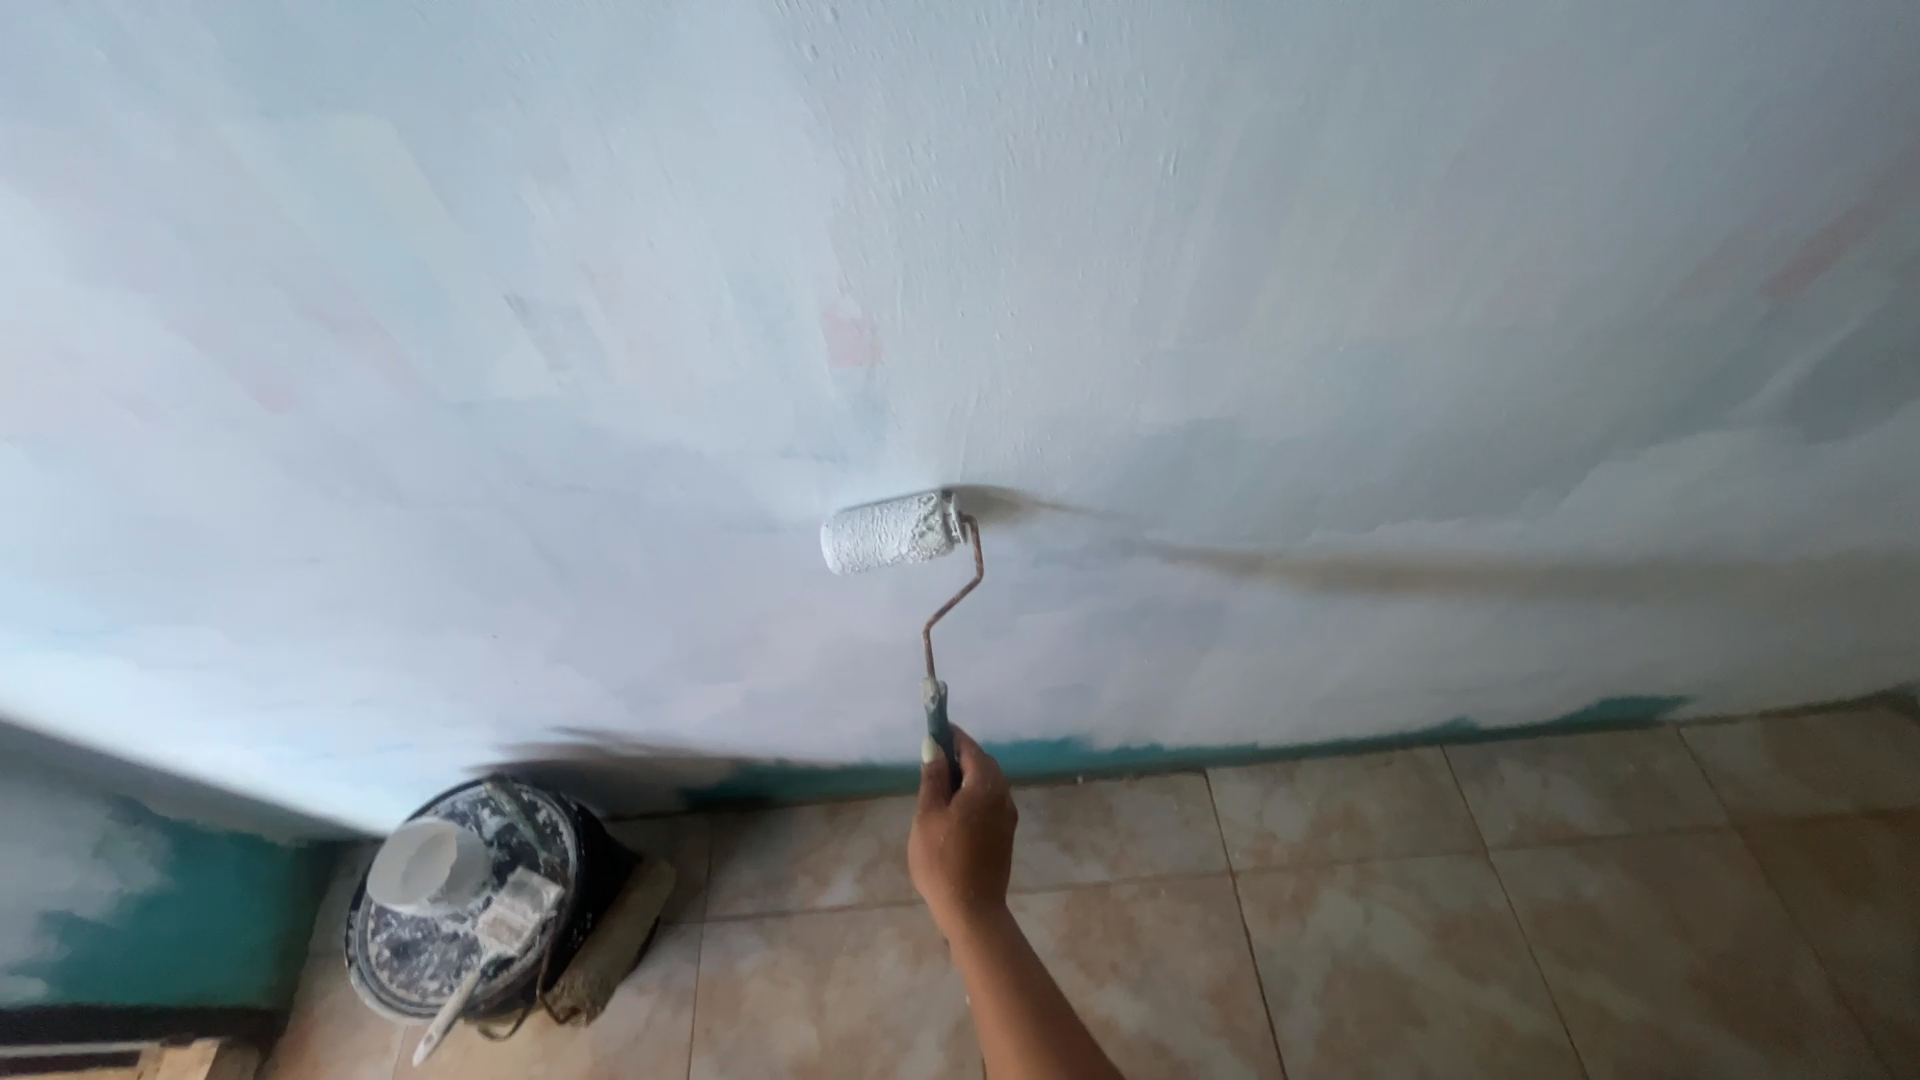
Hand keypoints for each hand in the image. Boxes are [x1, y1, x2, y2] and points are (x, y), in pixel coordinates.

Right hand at [909, 725, 1017, 935]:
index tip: (934, 729)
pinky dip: (974, 794)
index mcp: (986, 785)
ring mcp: (1008, 815)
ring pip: (988, 783)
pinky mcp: (1006, 833)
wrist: (972, 910)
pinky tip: (954, 809)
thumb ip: (933, 776)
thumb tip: (934, 745)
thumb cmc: (942, 860)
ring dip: (967, 776)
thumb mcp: (928, 814)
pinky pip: (990, 801)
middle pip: (983, 763)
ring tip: (939, 785)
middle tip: (933, 758)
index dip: (952, 735)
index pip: (970, 748)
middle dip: (960, 755)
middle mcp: (1003, 794)